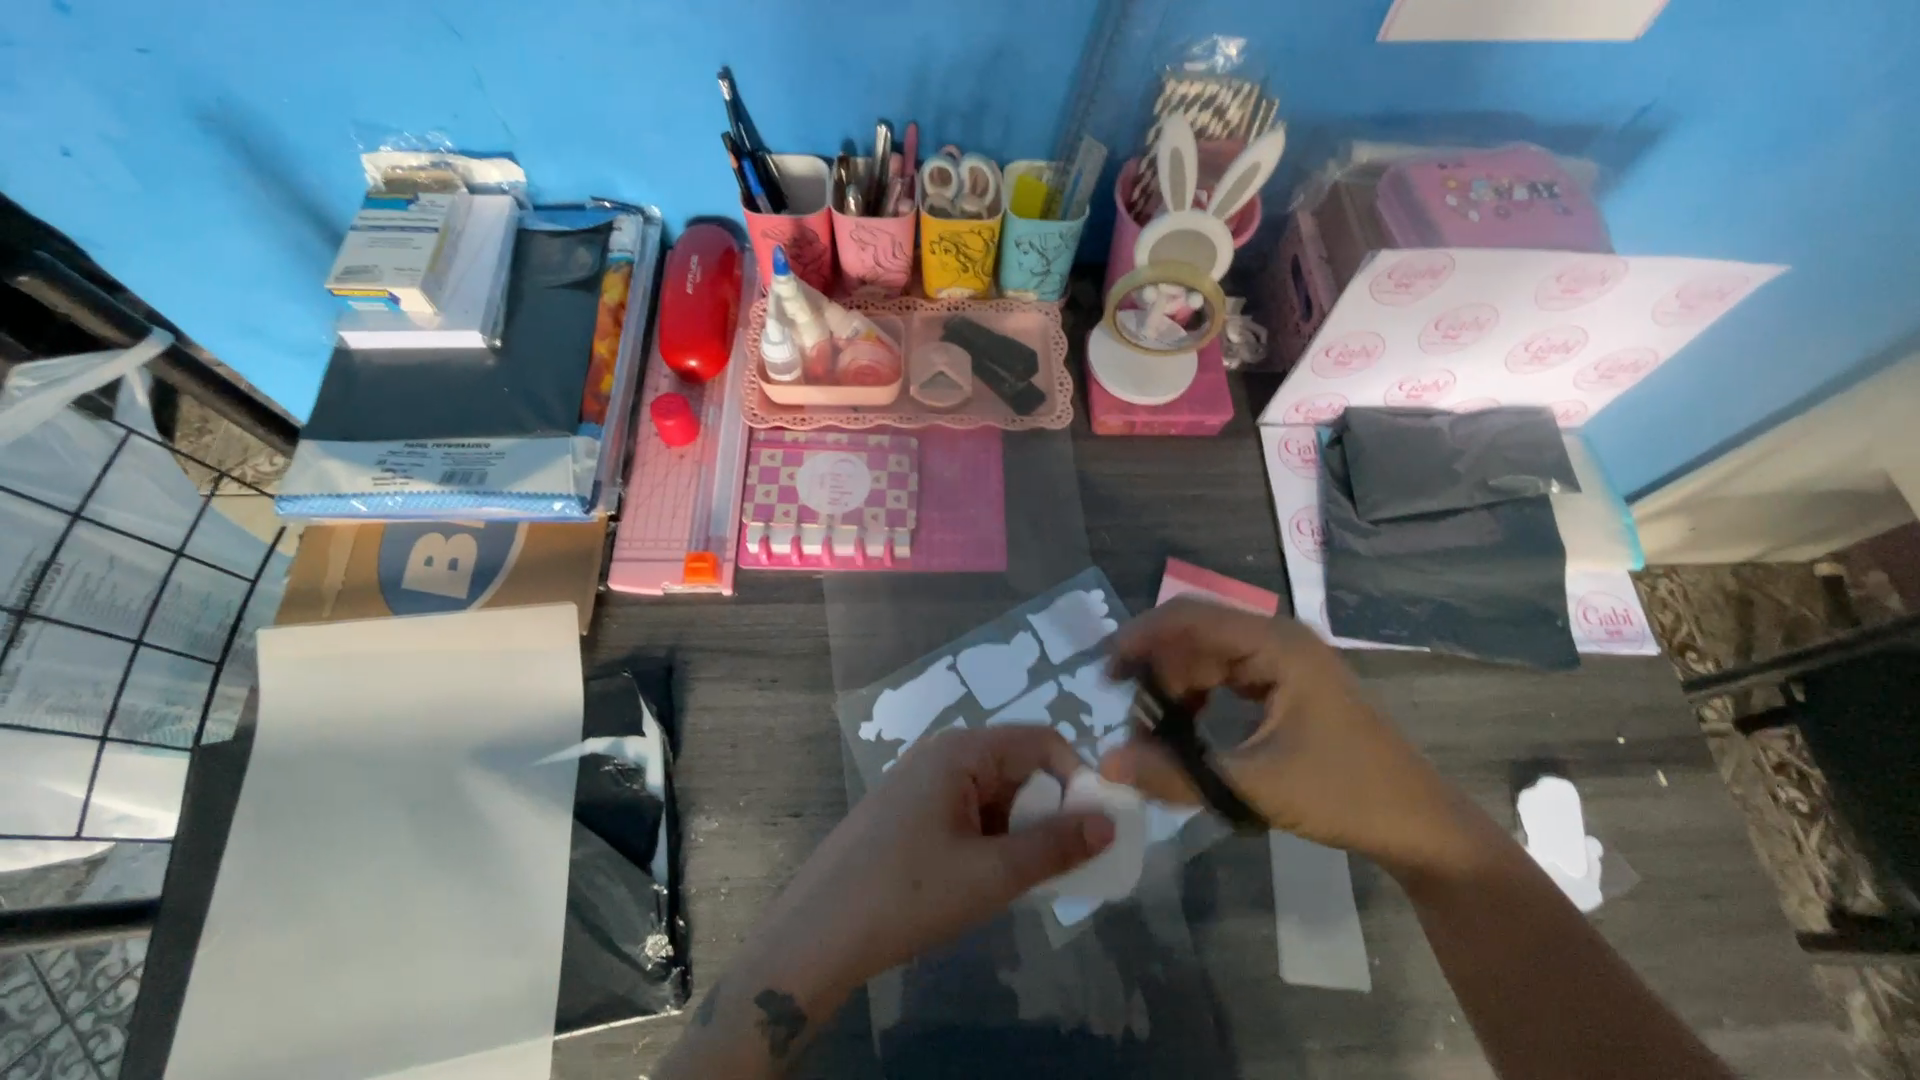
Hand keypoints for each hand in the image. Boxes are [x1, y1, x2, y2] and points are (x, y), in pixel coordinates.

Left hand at [754, 725, 1115, 993]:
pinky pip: (966, 811)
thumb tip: (1108, 823)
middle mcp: (941, 754)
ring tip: (1024, 879)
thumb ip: (1056, 846)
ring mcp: (920, 783)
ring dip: (1019, 829)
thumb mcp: (993, 874)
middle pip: (1017, 765)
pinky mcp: (907, 812)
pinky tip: (986, 879)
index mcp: (961, 751)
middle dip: (1048, 809)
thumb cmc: (910, 893)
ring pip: (993, 793)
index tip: (1095, 828)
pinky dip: (990, 838)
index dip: (1076, 777)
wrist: (818, 932)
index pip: (1041, 741)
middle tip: (1063, 862)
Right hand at [1100, 598, 1487, 880]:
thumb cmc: (1344, 794)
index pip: (1188, 617)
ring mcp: (1283, 661)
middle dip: (1154, 672)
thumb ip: (1175, 774)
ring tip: (1149, 730)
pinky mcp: (1285, 685)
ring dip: (1172, 688)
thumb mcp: (1254, 786)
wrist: (1417, 824)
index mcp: (1275, 644)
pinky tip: (1183, 729)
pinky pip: (1224, 676)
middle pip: (1193, 635)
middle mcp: (1277, 639)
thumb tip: (1106, 764)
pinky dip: (1196, 698)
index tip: (1102, 676)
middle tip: (1126, 719)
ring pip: (1205, 656)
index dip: (1139, 638)